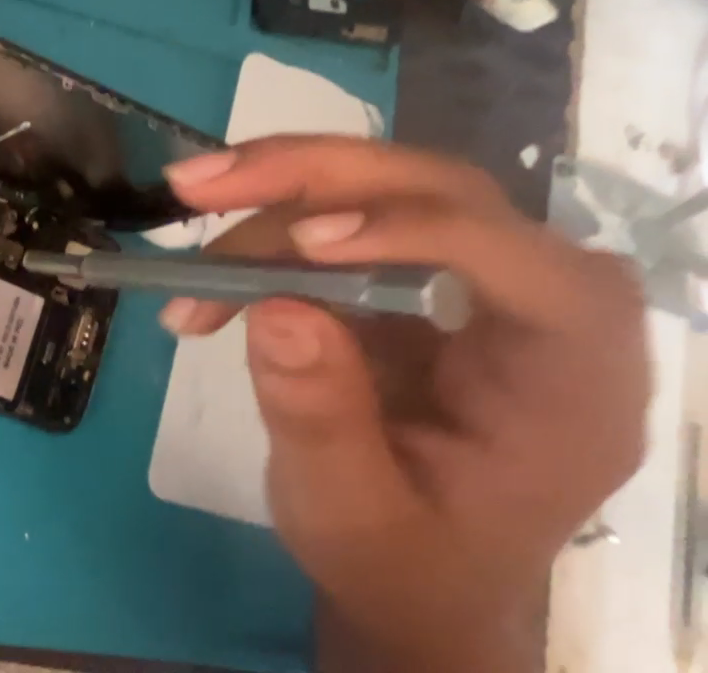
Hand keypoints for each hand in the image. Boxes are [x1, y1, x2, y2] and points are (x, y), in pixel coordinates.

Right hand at [159, 137, 648, 671]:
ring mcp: (468, 287)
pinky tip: (201, 279)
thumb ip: (320, 420)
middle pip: (441, 195)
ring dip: (270, 190)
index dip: (425, 233)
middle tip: (200, 185)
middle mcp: (533, 313)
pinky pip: (335, 221)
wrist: (406, 575)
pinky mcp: (407, 279)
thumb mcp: (349, 511)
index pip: (533, 273)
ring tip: (183, 207)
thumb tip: (277, 310)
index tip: (304, 244)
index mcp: (568, 386)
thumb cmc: (399, 560)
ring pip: (379, 189)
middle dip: (312, 176)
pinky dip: (259, 232)